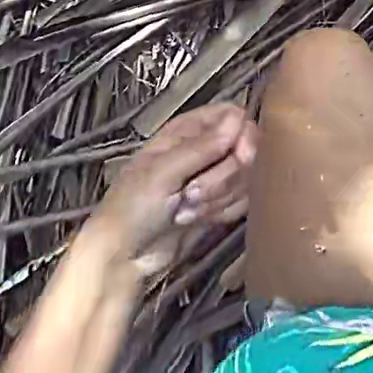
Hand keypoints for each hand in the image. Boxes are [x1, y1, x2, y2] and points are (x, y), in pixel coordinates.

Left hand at [85, 102, 258, 281]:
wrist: (126, 256)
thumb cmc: (133, 205)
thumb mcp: (163, 172)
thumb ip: (203, 147)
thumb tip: (238, 119)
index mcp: (188, 128)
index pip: (233, 116)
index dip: (242, 135)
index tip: (240, 157)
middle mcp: (206, 147)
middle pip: (246, 149)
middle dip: (224, 178)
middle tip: (191, 194)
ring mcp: (215, 176)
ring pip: (246, 178)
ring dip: (220, 199)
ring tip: (185, 211)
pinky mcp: (221, 203)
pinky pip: (244, 202)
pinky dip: (224, 213)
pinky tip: (197, 220)